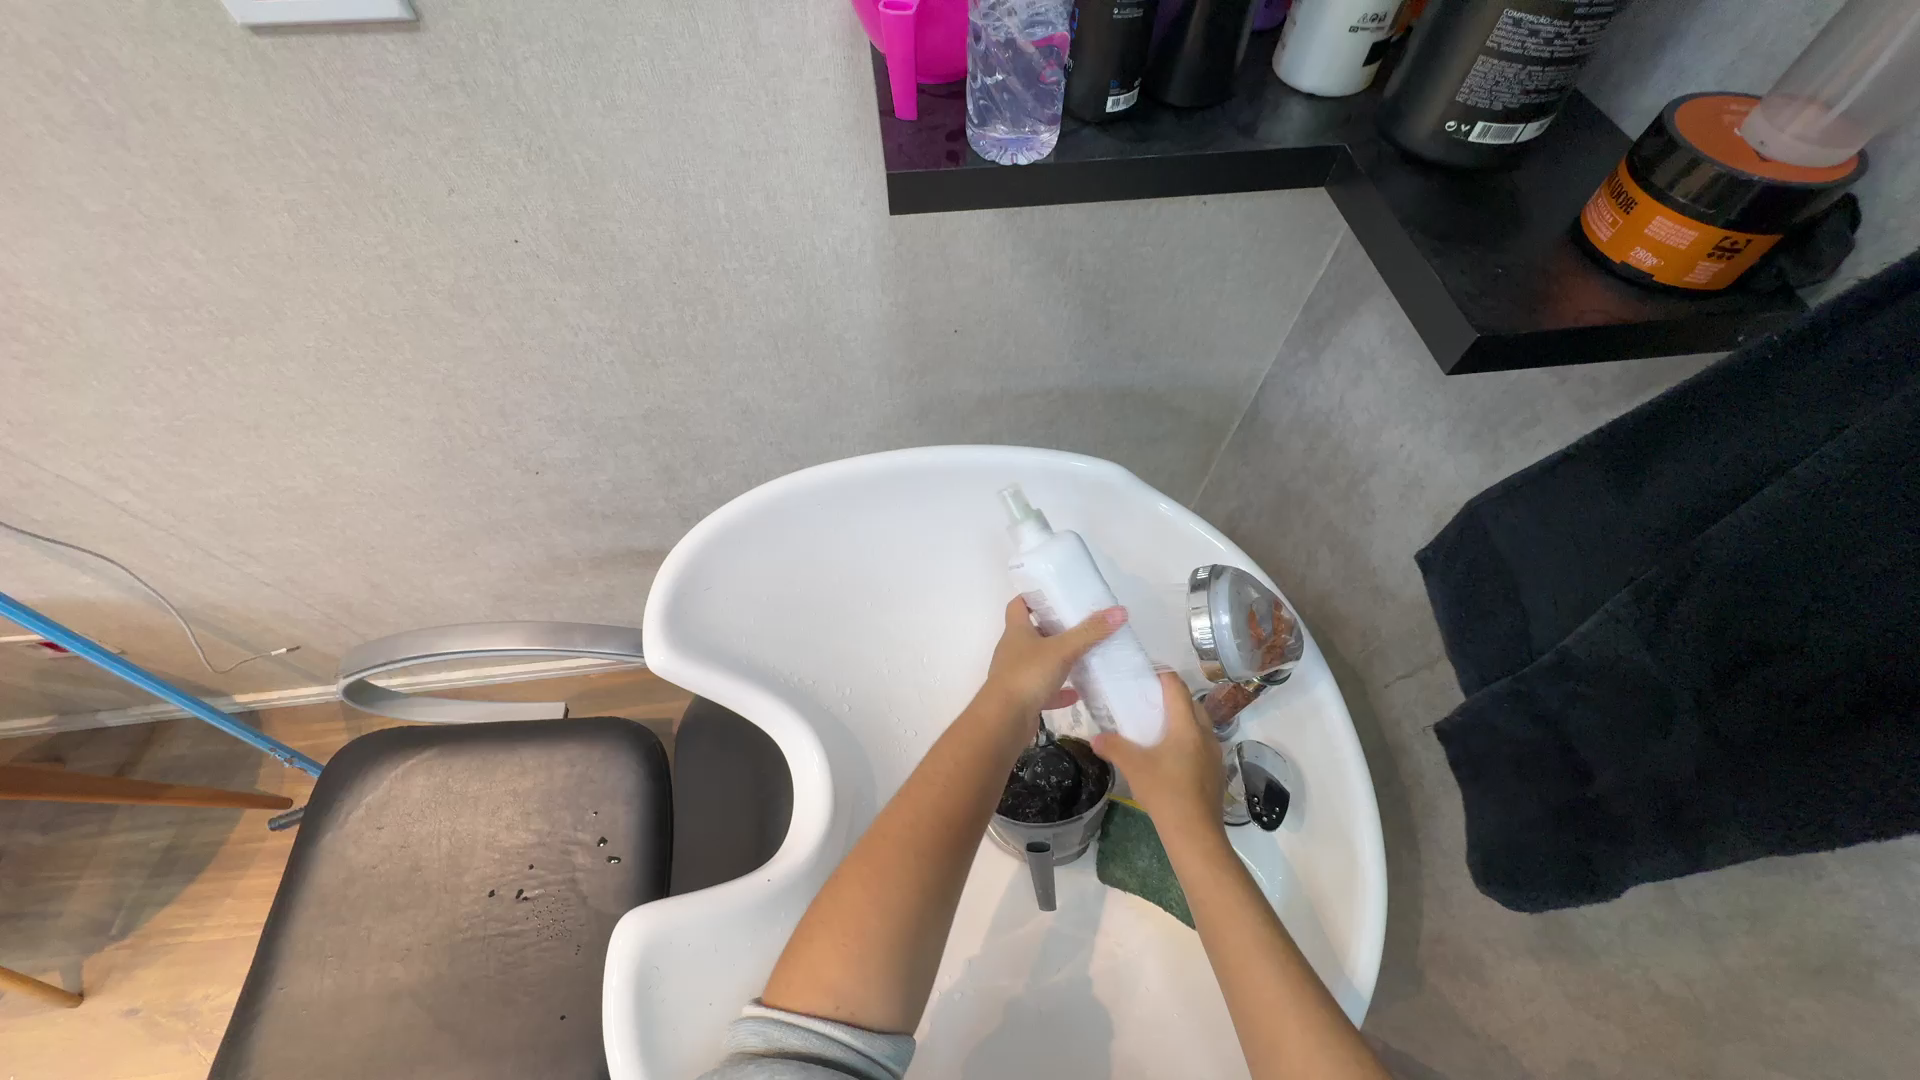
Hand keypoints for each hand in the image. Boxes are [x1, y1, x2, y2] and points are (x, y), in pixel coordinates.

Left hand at [978, 597, 1125, 728]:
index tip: (1054, 594)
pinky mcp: (1022, 698)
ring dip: (1058, 661)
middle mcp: (1013, 650)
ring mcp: (1016, 675)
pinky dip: (1059, 692)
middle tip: (1078, 625)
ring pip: (1038, 662)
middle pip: (1031, 633)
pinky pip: (1043, 690)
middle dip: (1052, 629)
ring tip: (1082, 657)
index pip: (1018, 605)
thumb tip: (1119, 611)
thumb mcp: (1062, 650)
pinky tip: (1077, 694)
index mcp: (1016, 631)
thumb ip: (1090, 632)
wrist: (1004, 720)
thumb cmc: (1028, 675)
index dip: (1032, 597)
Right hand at [1093, 672, 1223, 836]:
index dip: (1164, 676)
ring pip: (1200, 727)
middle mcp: (1205, 735)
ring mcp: (1215, 755)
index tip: (1149, 672)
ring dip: (1183, 721)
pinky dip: (1189, 742)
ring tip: (1161, 728)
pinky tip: (1174, 757)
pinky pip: (1203, 746)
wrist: (1195, 833)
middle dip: (1174, 698)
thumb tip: (1096, 738)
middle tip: (1152, 701)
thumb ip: (1114, 747)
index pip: (1177, 688)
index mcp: (1186, 726)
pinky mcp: (1217, 773)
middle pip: (1192, 705)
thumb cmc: (1165, 792)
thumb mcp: (1133, 767)